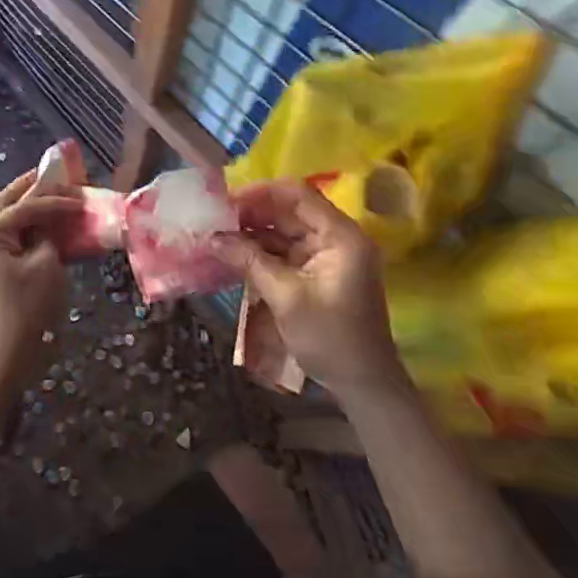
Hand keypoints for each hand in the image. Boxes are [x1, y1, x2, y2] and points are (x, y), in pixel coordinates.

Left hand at [0, 170, 81, 389]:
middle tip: (56, 173)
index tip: (82, 197)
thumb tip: (57, 218)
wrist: (1, 357)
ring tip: (53, 192)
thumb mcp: (46, 265)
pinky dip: (26, 226)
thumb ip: (52, 233)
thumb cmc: (25, 308)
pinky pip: (7, 236)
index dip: (56, 199)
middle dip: (31, 187)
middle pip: (7, 201)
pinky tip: (45, 224)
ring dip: (28, 205)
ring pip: (5, 217)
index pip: (27, 205)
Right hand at [213, 179, 404, 400]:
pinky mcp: (317, 271)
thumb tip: (213, 238)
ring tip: (217, 234)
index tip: (226, 201)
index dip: (261, 192)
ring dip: (253, 232)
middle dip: (252, 212)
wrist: (364, 384)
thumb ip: (250, 261)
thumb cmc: (331, 338)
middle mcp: (336, 237)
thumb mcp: (286, 297)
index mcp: (340, 236)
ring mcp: (327, 255)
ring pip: (284, 230)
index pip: (298, 195)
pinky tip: (233, 253)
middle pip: (289, 210)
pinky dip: (261, 251)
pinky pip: (286, 250)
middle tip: (214, 219)